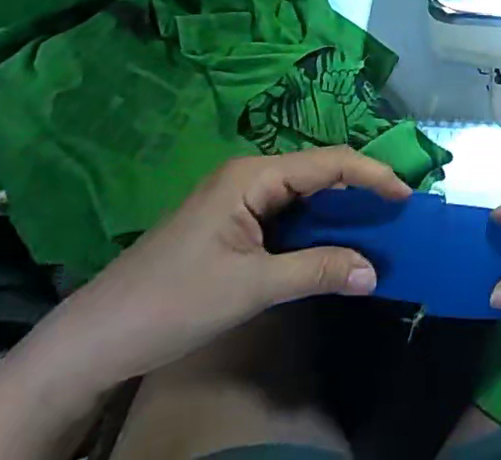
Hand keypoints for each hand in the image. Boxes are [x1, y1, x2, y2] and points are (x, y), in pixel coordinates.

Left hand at [49, 147, 408, 387]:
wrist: (94, 338)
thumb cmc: (171, 302)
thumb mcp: (251, 287)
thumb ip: (317, 271)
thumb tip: (374, 271)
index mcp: (253, 175)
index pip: (328, 162)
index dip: (372, 175)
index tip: (406, 197)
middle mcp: (249, 175)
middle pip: (319, 171)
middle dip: (360, 188)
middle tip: (399, 211)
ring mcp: (239, 198)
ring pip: (305, 193)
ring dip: (340, 208)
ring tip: (378, 225)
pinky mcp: (233, 222)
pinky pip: (288, 213)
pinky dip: (317, 226)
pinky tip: (335, 242)